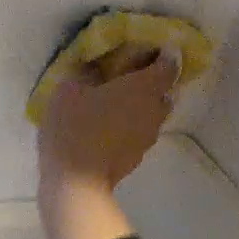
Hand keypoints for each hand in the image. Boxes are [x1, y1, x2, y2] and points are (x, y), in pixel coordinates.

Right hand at [37, 52, 176, 193]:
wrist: (75, 183)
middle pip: (164, 93)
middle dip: (151, 87)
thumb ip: (87, 74)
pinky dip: (129, 132)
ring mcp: (147, 139)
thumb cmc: (74, 128)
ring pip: (152, 118)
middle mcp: (154, 111)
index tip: (145, 54)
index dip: (161, 57)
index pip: (169, 64)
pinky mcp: (135, 160)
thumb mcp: (69, 89)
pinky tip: (108, 134)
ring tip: (115, 111)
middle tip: (127, 84)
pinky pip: (138, 138)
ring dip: (139, 112)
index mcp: (144, 87)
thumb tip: (95, 70)